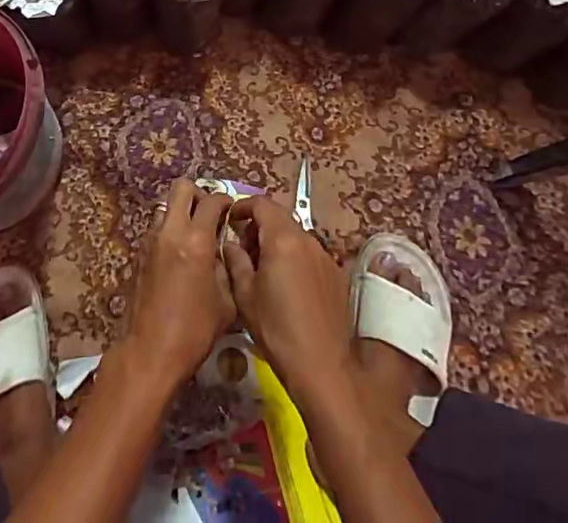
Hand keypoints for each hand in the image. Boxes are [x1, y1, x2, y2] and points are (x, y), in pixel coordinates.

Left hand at [123, 178, 236, 382]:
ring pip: (165, 207)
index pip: (212, 200)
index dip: (226, 201)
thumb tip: (223, 253)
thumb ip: (227, 268)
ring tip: (194, 236)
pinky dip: (170, 232)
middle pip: (181, 188)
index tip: (232, 212)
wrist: (148, 354)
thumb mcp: (226, 301)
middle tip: (209, 214)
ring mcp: (150, 242)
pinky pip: (156, 229)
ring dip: (181, 213)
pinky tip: (180, 256)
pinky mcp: (138, 256)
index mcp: (196, 240)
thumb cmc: (194, 331)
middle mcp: (170, 232)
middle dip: (198, 195)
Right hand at [221, 195, 351, 401]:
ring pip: (295, 237)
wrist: (321, 364)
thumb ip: (235, 261)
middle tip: (242, 252)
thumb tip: (230, 244)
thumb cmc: (276, 329)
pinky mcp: (337, 274)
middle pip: (280, 219)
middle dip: (258, 228)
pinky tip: (287, 287)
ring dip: (276, 244)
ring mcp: (326, 256)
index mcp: (283, 239)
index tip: (230, 220)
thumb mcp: (245, 295)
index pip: (262, 204)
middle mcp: (308, 240)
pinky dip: (294, 259)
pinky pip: (310, 255)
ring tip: (263, 272)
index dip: (243, 206)